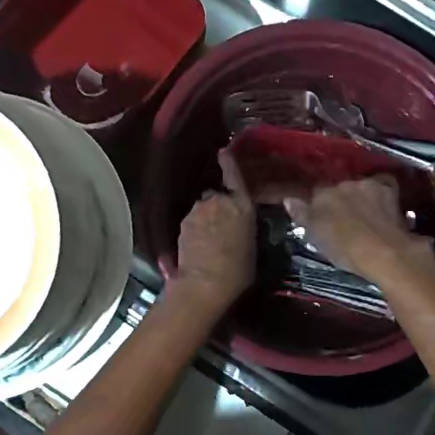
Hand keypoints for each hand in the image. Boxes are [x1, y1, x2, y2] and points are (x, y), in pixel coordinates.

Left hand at [171, 149, 255, 310]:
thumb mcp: (252, 246)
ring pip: (201, 209)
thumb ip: (244, 227)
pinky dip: (193, 230)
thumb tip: (238, 225)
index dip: (229, 163)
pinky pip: (190, 221)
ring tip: (208, 240)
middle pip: (215, 196)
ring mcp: (198, 210)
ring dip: (204, 219)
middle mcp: (219, 201)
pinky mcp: (183, 222)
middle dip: (216, 207)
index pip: (235, 176)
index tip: (223, 151)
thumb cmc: (239, 271)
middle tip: (221, 228)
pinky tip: (196, 247)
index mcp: (242, 206)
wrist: (206, 283)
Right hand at [284, 176, 434, 282]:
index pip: (315, 194)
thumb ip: (302, 216)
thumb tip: (288, 200)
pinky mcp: (388, 188)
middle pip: (338, 188)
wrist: (384, 251)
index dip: (319, 207)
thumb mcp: (316, 238)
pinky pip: (381, 186)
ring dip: (359, 196)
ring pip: (358, 187)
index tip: (324, 220)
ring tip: (366, 215)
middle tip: (346, 219)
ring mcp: (366, 184)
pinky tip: (382, 206)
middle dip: (340, 200)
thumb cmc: (345, 250)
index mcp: (321, 195)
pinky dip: (380, 194)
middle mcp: (342, 184)